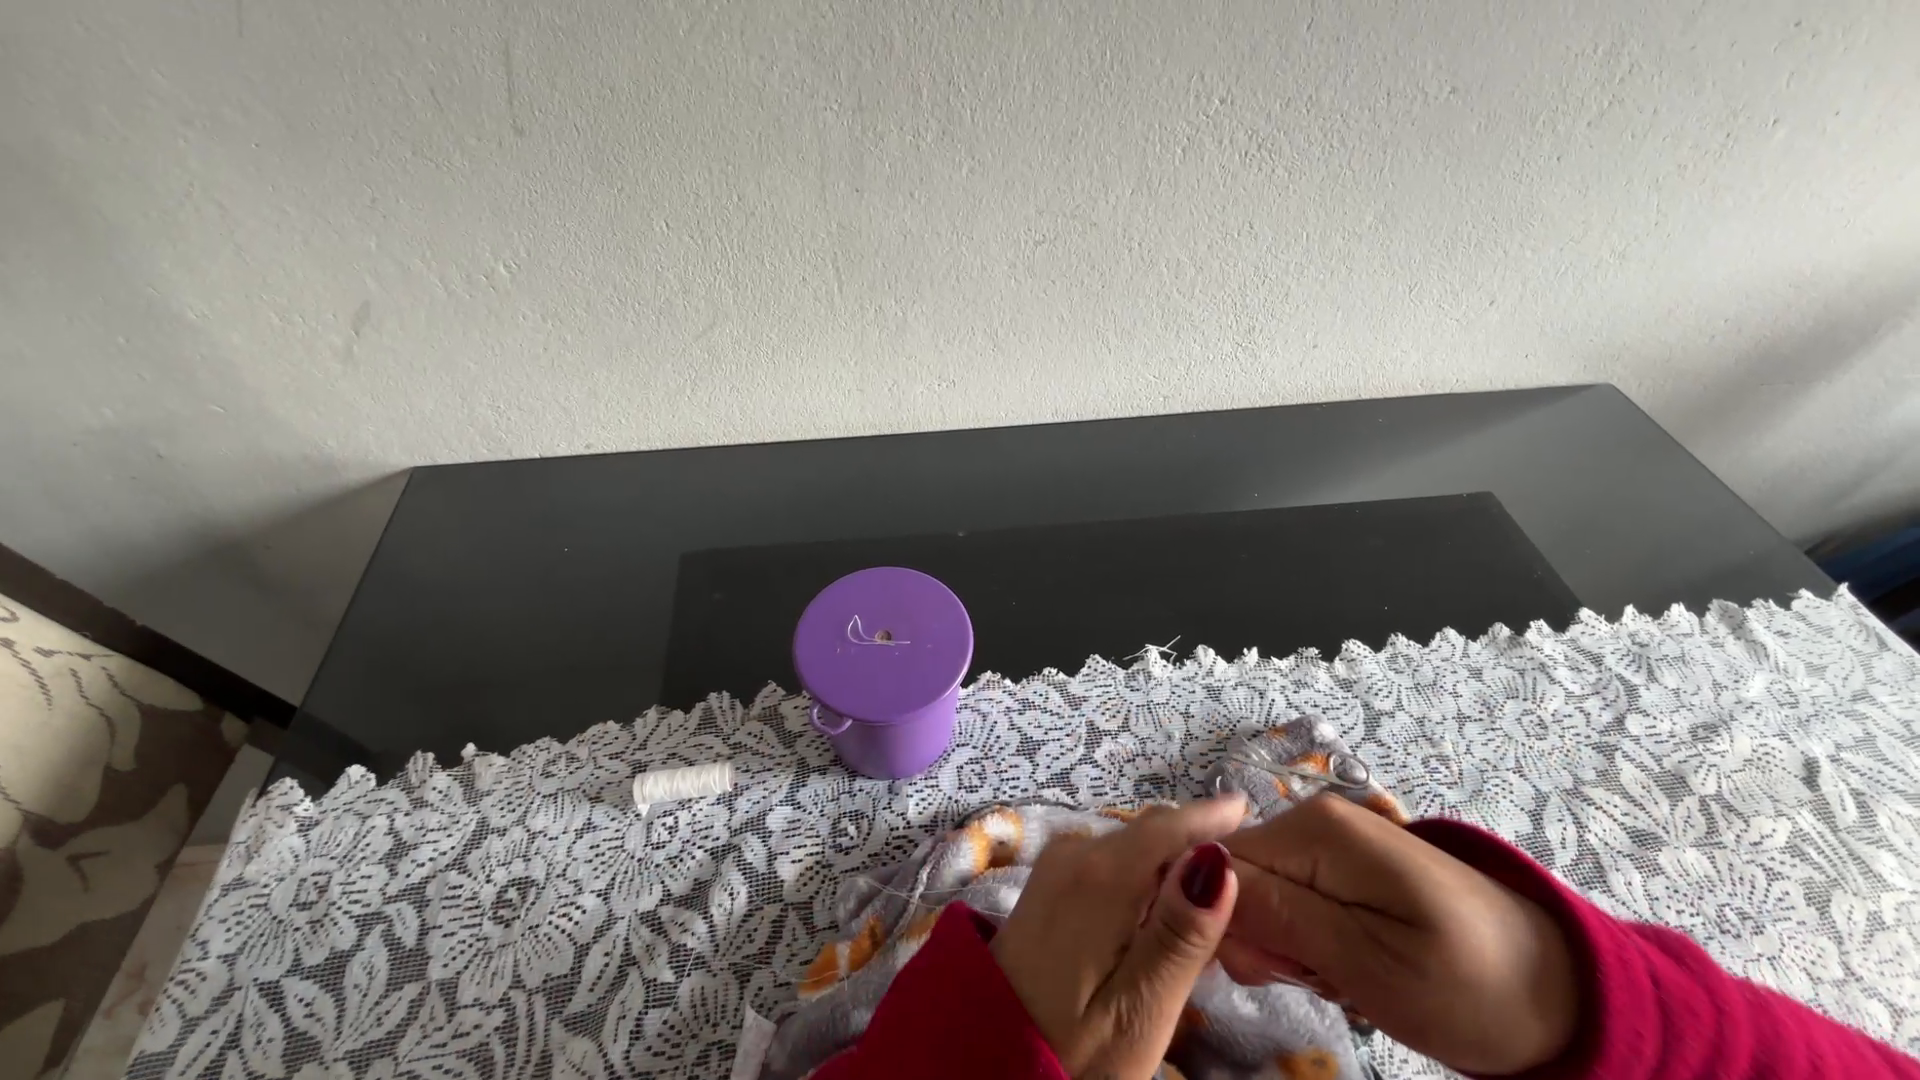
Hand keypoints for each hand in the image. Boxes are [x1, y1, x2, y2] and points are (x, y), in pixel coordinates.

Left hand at [991, 796, 1245, 1079]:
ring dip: (1170, 868)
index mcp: (1101, 874)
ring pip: (1133, 847)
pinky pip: (1111, 862)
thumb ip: (1181, 933)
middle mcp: (1076, 851)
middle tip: (1242, 895)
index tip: (1253, 811)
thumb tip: (1218, 859)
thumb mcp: (1139, 1006)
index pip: (1169, 824)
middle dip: (1197, 850)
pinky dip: (1142, 881)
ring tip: (1204, 919)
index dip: (1213, 816)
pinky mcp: (1049, 881)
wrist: (989, 1055)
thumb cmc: (1073, 1044)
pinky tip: (1156, 924)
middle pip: (1152, 833)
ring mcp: (1057, 863)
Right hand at [1219, 795, 1577, 1075]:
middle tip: (1312, 977)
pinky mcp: (1342, 862)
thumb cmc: (1473, 987)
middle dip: (1256, 934)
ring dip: (1279, 941)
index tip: (1268, 971)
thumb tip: (1191, 875)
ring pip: (1256, 889)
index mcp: (1315, 828)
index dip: (1225, 921)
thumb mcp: (1368, 963)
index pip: (1216, 864)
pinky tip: (1337, 961)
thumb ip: (1277, 916)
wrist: (1568, 994)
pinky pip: (1288, 893)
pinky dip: (1300, 936)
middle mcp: (1314, 816)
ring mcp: (1329, 837)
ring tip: (1333, 974)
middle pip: (1233, 874)